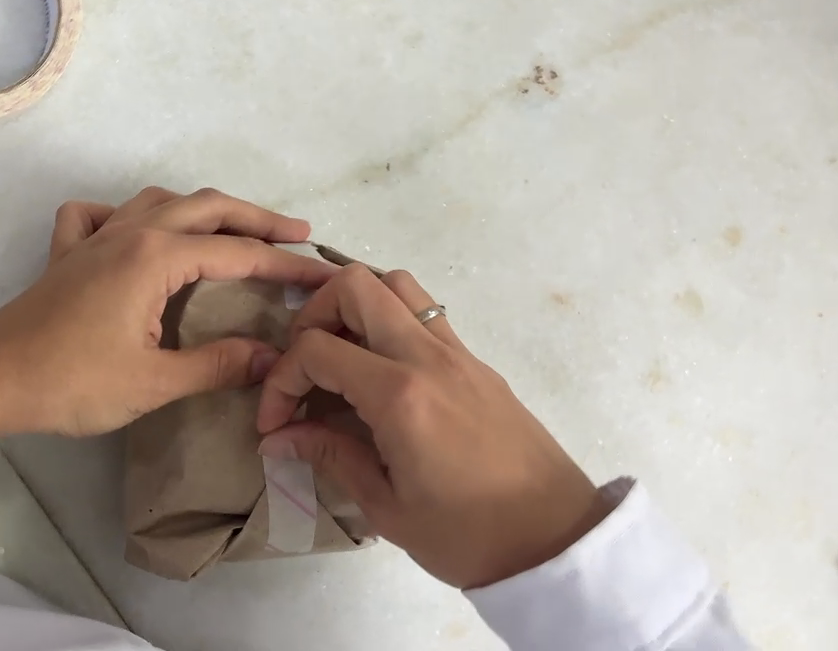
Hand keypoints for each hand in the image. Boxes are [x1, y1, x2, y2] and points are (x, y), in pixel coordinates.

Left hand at [0, 188, 335, 487]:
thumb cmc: (74, 381)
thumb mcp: (154, 381)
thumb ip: (218, 365)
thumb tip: (273, 358)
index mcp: (155, 256)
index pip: (237, 253)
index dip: (283, 264)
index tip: (322, 275)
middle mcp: (129, 231)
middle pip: (204, 207)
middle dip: (255, 218)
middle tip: (297, 235)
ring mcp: (94, 235)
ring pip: (157, 201)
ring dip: (200, 210)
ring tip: (231, 231)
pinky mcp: (67, 250)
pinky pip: (97, 213)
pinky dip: (122, 213)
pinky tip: (131, 232)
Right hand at [255, 264, 608, 588]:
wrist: (562, 552)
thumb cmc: (469, 537)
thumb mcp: (385, 507)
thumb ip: (327, 454)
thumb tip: (277, 437)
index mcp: (399, 395)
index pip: (315, 350)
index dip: (281, 379)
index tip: (275, 421)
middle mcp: (427, 357)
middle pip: (354, 286)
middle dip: (314, 313)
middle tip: (306, 360)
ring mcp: (458, 353)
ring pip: (395, 285)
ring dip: (357, 304)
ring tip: (343, 351)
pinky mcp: (477, 363)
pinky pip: (424, 313)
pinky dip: (390, 321)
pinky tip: (381, 371)